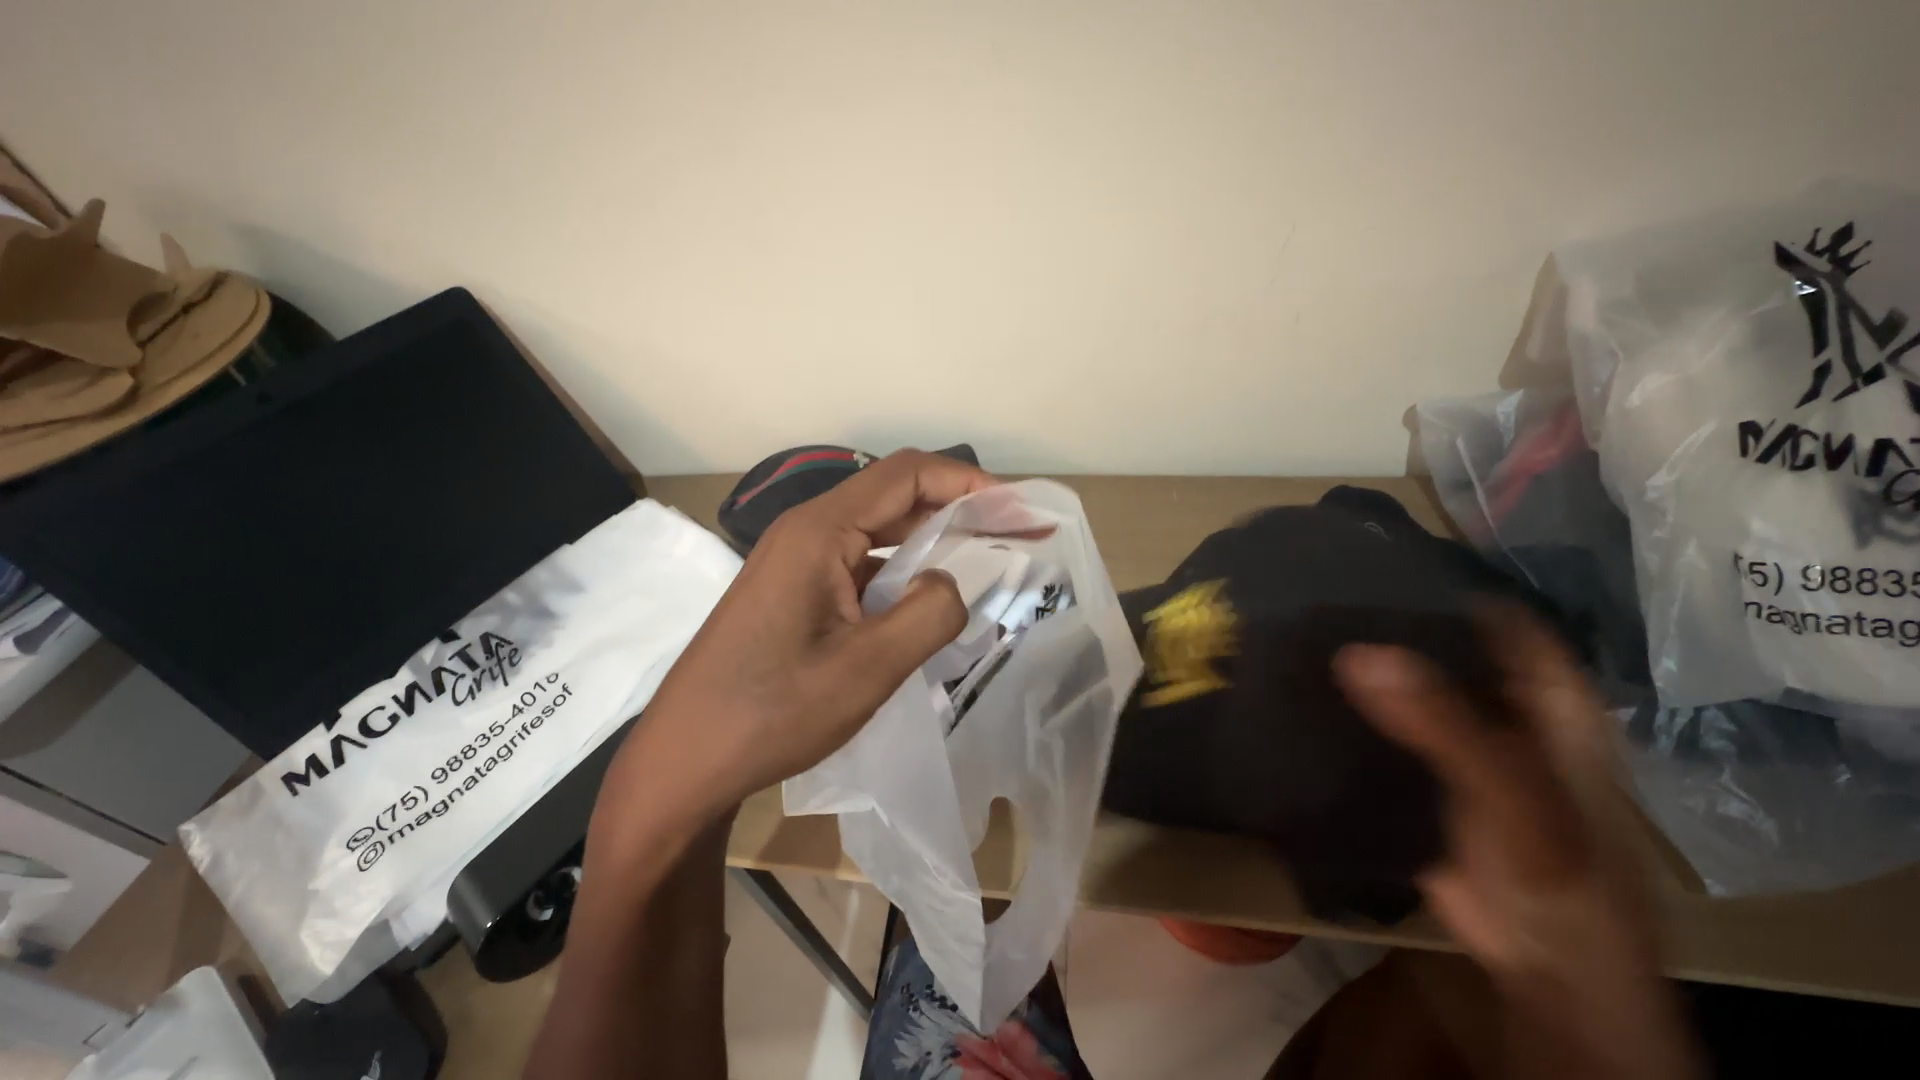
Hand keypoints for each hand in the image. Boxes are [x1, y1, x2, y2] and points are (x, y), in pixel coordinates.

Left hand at [601, 450, 994, 832]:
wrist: (686, 758)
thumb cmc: (773, 712)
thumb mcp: (867, 668)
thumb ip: (928, 614)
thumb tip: (949, 584)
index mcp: (818, 532)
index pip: (906, 475)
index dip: (968, 481)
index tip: (1019, 508)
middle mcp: (803, 532)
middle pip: (892, 497)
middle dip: (957, 508)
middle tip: (1017, 533)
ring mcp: (792, 563)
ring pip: (874, 533)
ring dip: (929, 541)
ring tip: (984, 560)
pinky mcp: (790, 593)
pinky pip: (855, 564)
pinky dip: (898, 573)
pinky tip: (925, 602)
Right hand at [1337, 611, 1699, 1078]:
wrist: (1544, 965)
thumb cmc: (1554, 869)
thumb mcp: (1510, 788)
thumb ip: (1442, 721)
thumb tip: (1358, 650)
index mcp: (1548, 702)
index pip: (1502, 620)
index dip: (1454, 585)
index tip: (1383, 555)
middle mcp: (1505, 714)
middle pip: (1447, 651)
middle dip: (1393, 625)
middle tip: (1320, 592)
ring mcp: (1462, 751)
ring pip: (1410, 694)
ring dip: (1367, 672)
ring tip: (1301, 634)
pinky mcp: (1423, 787)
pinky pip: (1383, 739)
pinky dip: (1351, 719)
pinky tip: (1304, 701)